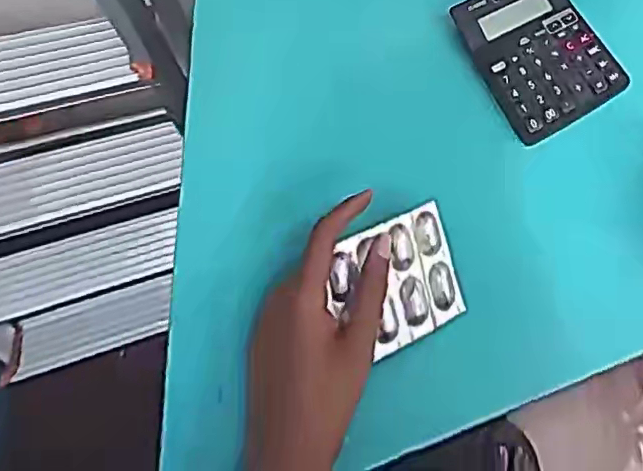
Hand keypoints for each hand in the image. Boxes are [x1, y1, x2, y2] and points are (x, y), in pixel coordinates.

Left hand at [245, 190, 391, 470]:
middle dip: (345, 261)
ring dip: (330, 284)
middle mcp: (277, 298)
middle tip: (370, 283)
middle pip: (316, 259)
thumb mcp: (360, 343)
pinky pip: (291, 299)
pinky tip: (328, 334)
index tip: (366, 197)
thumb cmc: (325, 404)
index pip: (323, 234)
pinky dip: (314, 300)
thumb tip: (381, 245)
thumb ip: (372, 287)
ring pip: (305, 280)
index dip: (347, 209)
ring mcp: (265, 315)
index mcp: (300, 296)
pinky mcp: (262, 332)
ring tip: (349, 324)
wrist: (285, 453)